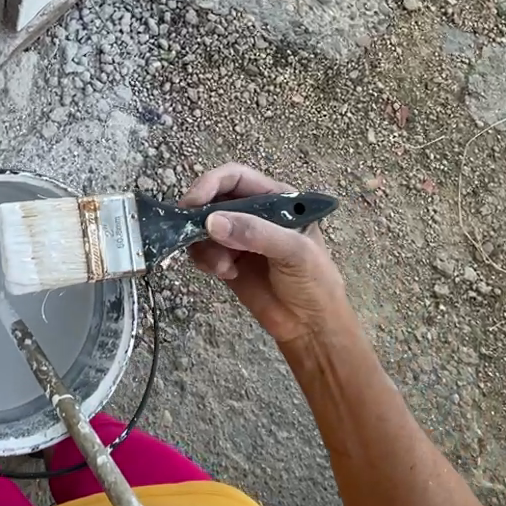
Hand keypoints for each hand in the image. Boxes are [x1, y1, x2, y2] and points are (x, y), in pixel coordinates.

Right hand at [181, 163, 351, 343]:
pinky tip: (225, 274)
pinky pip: (202, 249)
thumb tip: (211, 222)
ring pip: (203, 225)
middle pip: (213, 197)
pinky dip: (205, 259)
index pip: (235, 177)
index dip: (211, 183)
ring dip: (203, 243)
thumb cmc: (315, 283)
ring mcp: (238, 236)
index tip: (193, 202)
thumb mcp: (294, 252)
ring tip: (221, 266)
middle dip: (200, 214)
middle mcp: (253, 212)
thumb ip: (255, 233)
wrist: (312, 328)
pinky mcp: (226, 259)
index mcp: (275, 199)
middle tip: (189, 232)